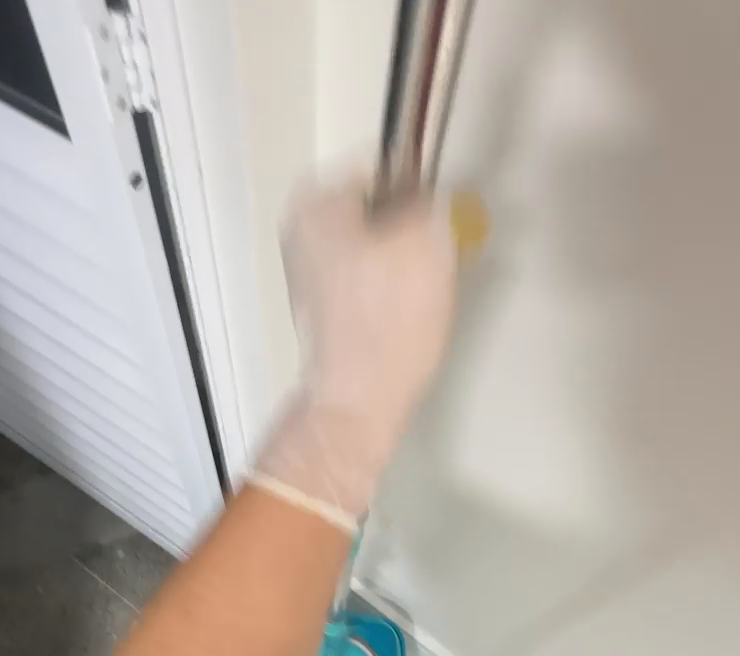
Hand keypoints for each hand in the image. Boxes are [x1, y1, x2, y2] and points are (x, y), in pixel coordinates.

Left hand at [252, 178, 459, 530]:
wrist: (359, 399)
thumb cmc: (390, 316)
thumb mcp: (427, 238)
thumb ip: (429, 202)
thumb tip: (425, 202)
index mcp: (315, 204)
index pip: (380, 171)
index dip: (417, 190)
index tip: (440, 218)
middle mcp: (300, 234)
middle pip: (373, 213)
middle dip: (407, 231)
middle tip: (435, 257)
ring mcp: (305, 276)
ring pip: (371, 251)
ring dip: (399, 265)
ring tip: (421, 293)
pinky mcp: (320, 313)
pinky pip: (363, 286)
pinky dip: (385, 294)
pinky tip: (403, 316)